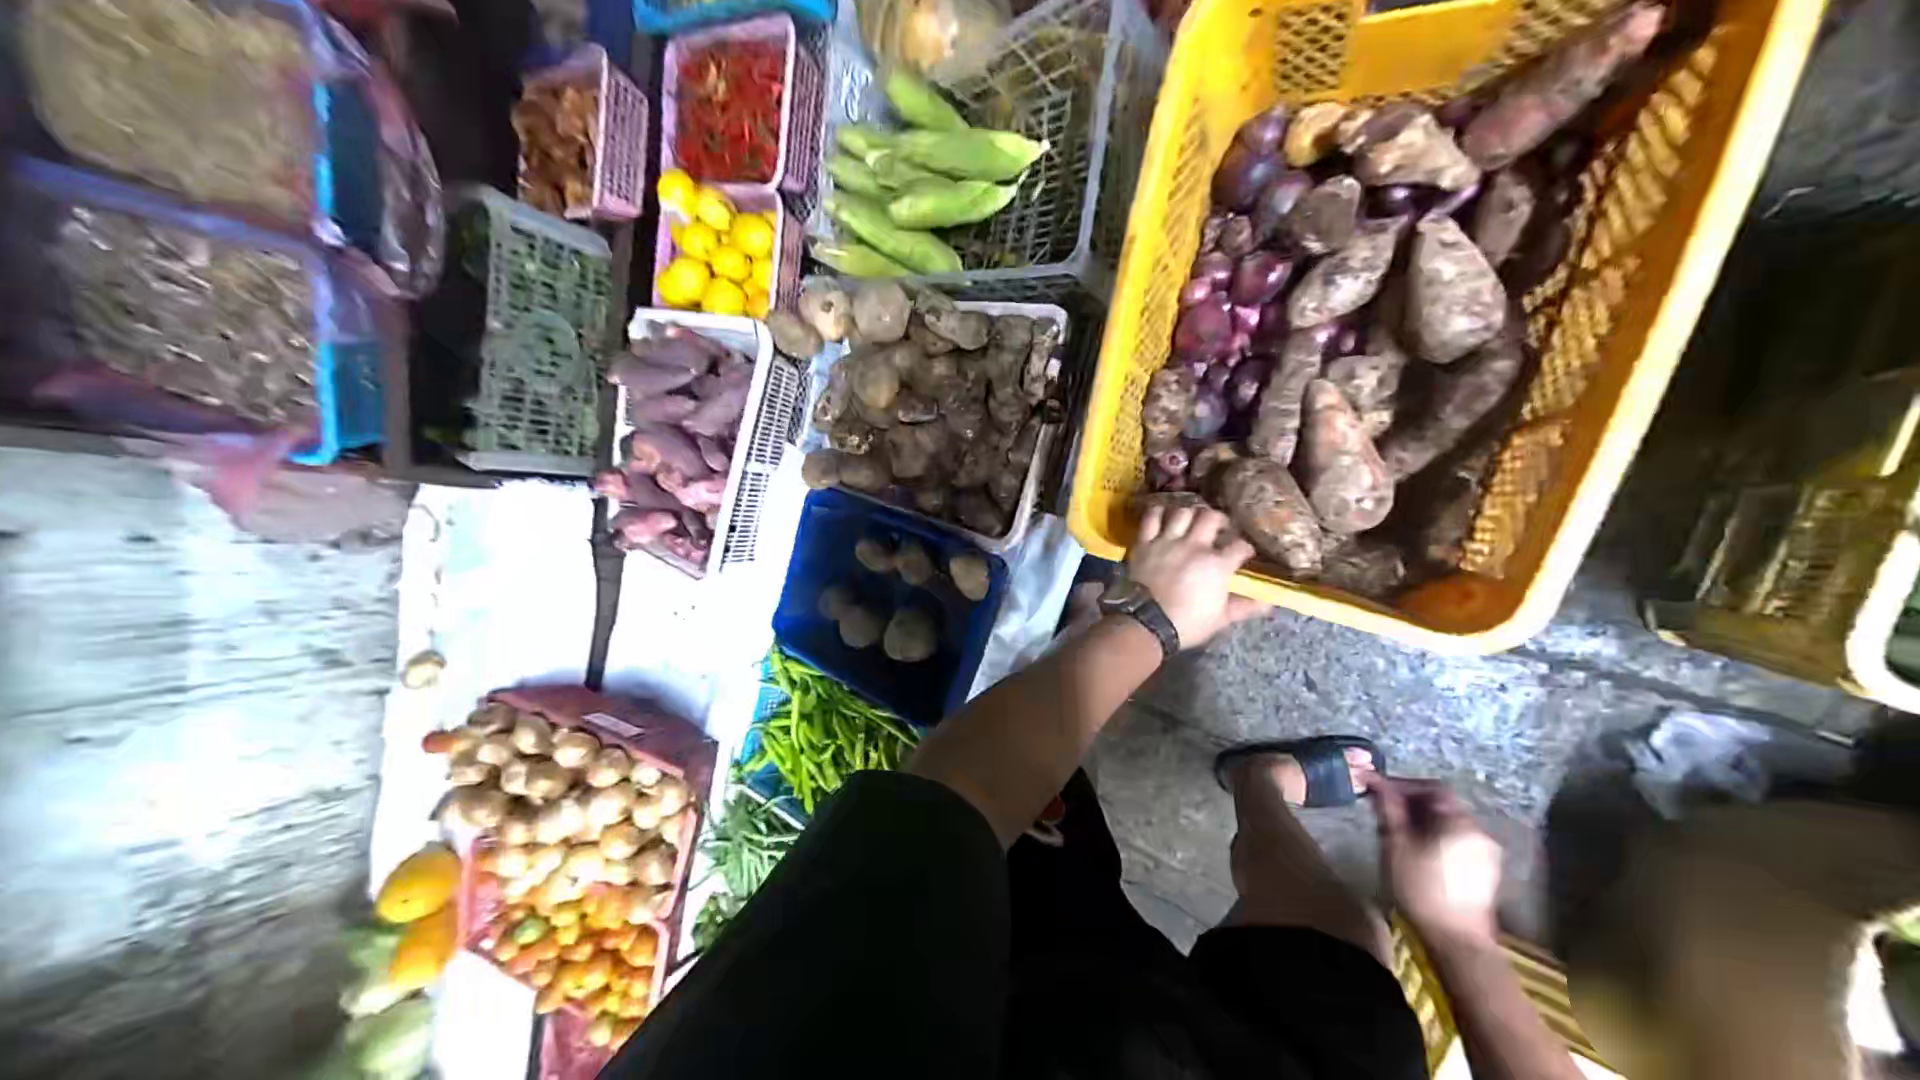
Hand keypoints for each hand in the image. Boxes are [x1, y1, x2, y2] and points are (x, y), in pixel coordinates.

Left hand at [1128, 502, 1270, 648]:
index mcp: (1216, 564)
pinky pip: (1151, 518)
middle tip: (1219, 528)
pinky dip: (1157, 512)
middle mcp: (1194, 546)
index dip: (1245, 548)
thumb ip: (1244, 607)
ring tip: (1192, 522)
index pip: (1240, 546)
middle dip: (1219, 520)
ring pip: (1182, 513)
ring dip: (1190, 514)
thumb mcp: (1221, 618)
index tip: (1243, 553)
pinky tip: (1163, 515)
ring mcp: (1167, 542)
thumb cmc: (1187, 623)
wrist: (1146, 622)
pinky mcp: (1144, 543)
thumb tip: (1268, 603)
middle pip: (1211, 517)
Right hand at [1368, 775, 1501, 948]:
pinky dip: (1435, 834)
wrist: (1456, 941)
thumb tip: (1374, 780)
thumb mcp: (1396, 843)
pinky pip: (1456, 839)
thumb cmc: (1420, 888)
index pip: (1432, 787)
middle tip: (1382, 808)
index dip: (1403, 784)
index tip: (1378, 790)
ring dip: (1422, 818)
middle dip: (1410, 801)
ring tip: (1396, 828)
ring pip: (1449, 822)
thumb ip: (1388, 808)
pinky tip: (1416, 848)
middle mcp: (1478, 832)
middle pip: (1443, 804)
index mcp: (1460, 822)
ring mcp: (1485, 852)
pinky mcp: (1485, 870)